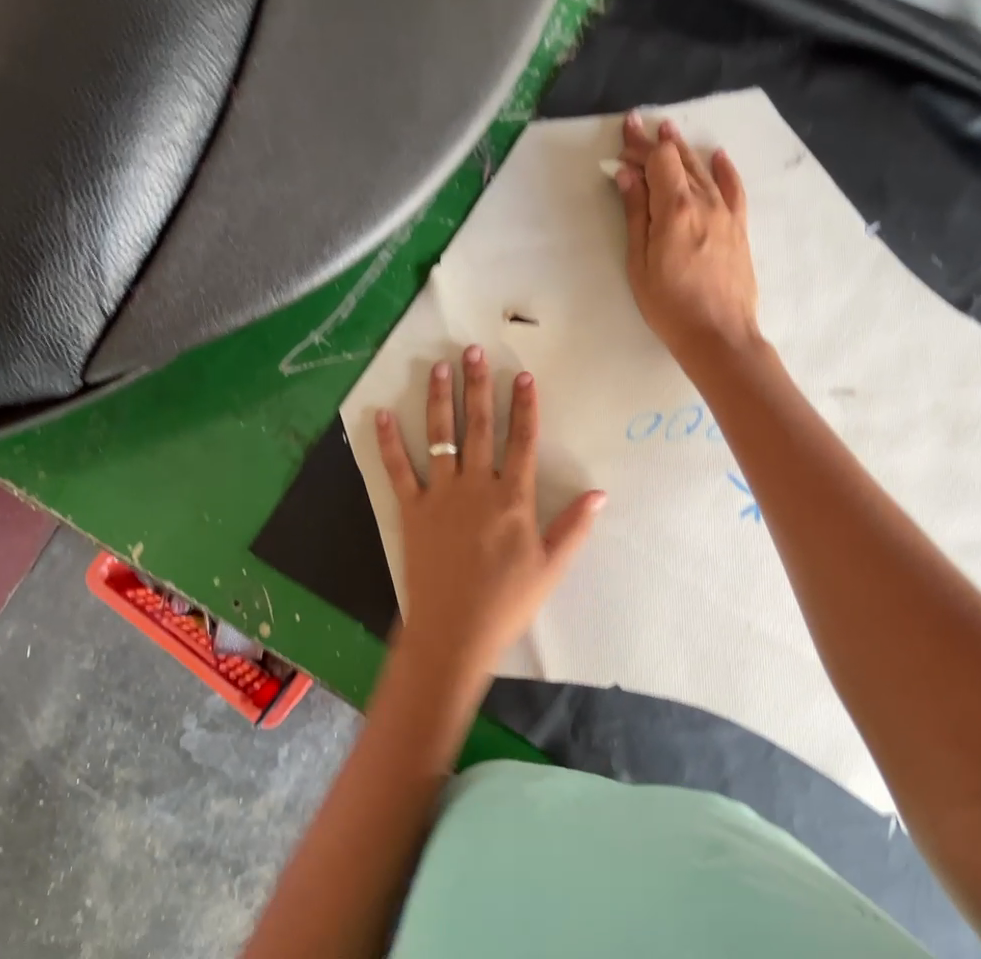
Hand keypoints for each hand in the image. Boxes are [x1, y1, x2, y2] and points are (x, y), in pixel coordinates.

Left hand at [373, 345, 604, 671]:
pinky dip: (388, 442)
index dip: (524, 406)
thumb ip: (574, 528)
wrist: (453, 630)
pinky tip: (380, 413)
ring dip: (438, 400)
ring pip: (440, 438)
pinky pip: (398, 469)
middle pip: (478, 427)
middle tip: (473, 350)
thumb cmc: (506, 603)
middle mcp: (476, 487)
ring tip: (438, 367)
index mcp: (513, 499)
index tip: (522, 375)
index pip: (522, 441)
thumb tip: (600, 493)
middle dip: (478, 386)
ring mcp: (440, 496)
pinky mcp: (411, 510)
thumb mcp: (550, 568)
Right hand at [614, 112, 761, 359]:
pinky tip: (718, 156)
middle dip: (657, 143)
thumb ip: (636, 215)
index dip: (641, 143)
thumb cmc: (669, 305)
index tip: (627, 126)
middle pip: (679, 162)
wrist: (718, 335)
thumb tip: (628, 175)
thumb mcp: (640, 262)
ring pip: (703, 171)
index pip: (658, 161)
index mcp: (675, 209)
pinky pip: (733, 188)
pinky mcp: (739, 228)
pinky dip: (724, 169)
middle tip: (639, 128)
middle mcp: (704, 202)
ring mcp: (726, 214)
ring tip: (670, 133)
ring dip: (684, 151)